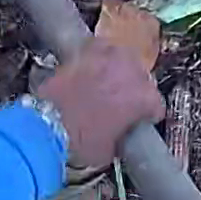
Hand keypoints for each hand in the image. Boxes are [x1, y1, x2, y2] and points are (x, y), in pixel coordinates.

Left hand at [34, 37, 166, 167]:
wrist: (45, 125)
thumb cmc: (79, 143)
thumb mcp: (108, 151)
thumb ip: (122, 135)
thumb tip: (118, 133)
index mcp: (145, 98)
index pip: (155, 106)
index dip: (145, 116)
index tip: (136, 121)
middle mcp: (133, 71)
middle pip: (141, 78)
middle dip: (130, 91)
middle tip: (114, 105)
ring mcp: (109, 56)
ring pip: (122, 59)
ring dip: (116, 71)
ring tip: (101, 86)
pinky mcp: (86, 48)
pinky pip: (98, 50)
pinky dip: (95, 60)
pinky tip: (87, 72)